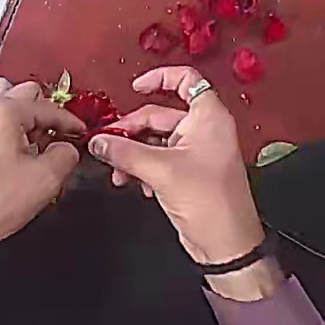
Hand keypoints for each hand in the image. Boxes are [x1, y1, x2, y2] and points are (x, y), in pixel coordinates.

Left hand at [0, 78, 84, 267]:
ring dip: (27, 116)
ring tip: (40, 141)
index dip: (70, 121)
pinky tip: (21, 153)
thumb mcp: (47, 178)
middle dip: (47, 113)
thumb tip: (67, 149)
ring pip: (8, 102)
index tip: (80, 132)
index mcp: (4, 111)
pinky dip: (12, 128)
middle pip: (26, 94)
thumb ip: (66, 154)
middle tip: (61, 135)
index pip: (48, 107)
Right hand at [88, 67, 265, 268]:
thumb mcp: (161, 171)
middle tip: (108, 144)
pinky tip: (131, 183)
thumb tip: (99, 141)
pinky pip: (159, 159)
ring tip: (116, 170)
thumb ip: (125, 152)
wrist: (226, 245)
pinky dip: (143, 167)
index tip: (135, 87)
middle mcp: (203, 129)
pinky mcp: (188, 172)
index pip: (186, 79)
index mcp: (208, 117)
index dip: (160, 78)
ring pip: (156, 140)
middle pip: (160, 115)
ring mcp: (196, 151)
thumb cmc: (207, 201)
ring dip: (133, 153)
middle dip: (132, 130)